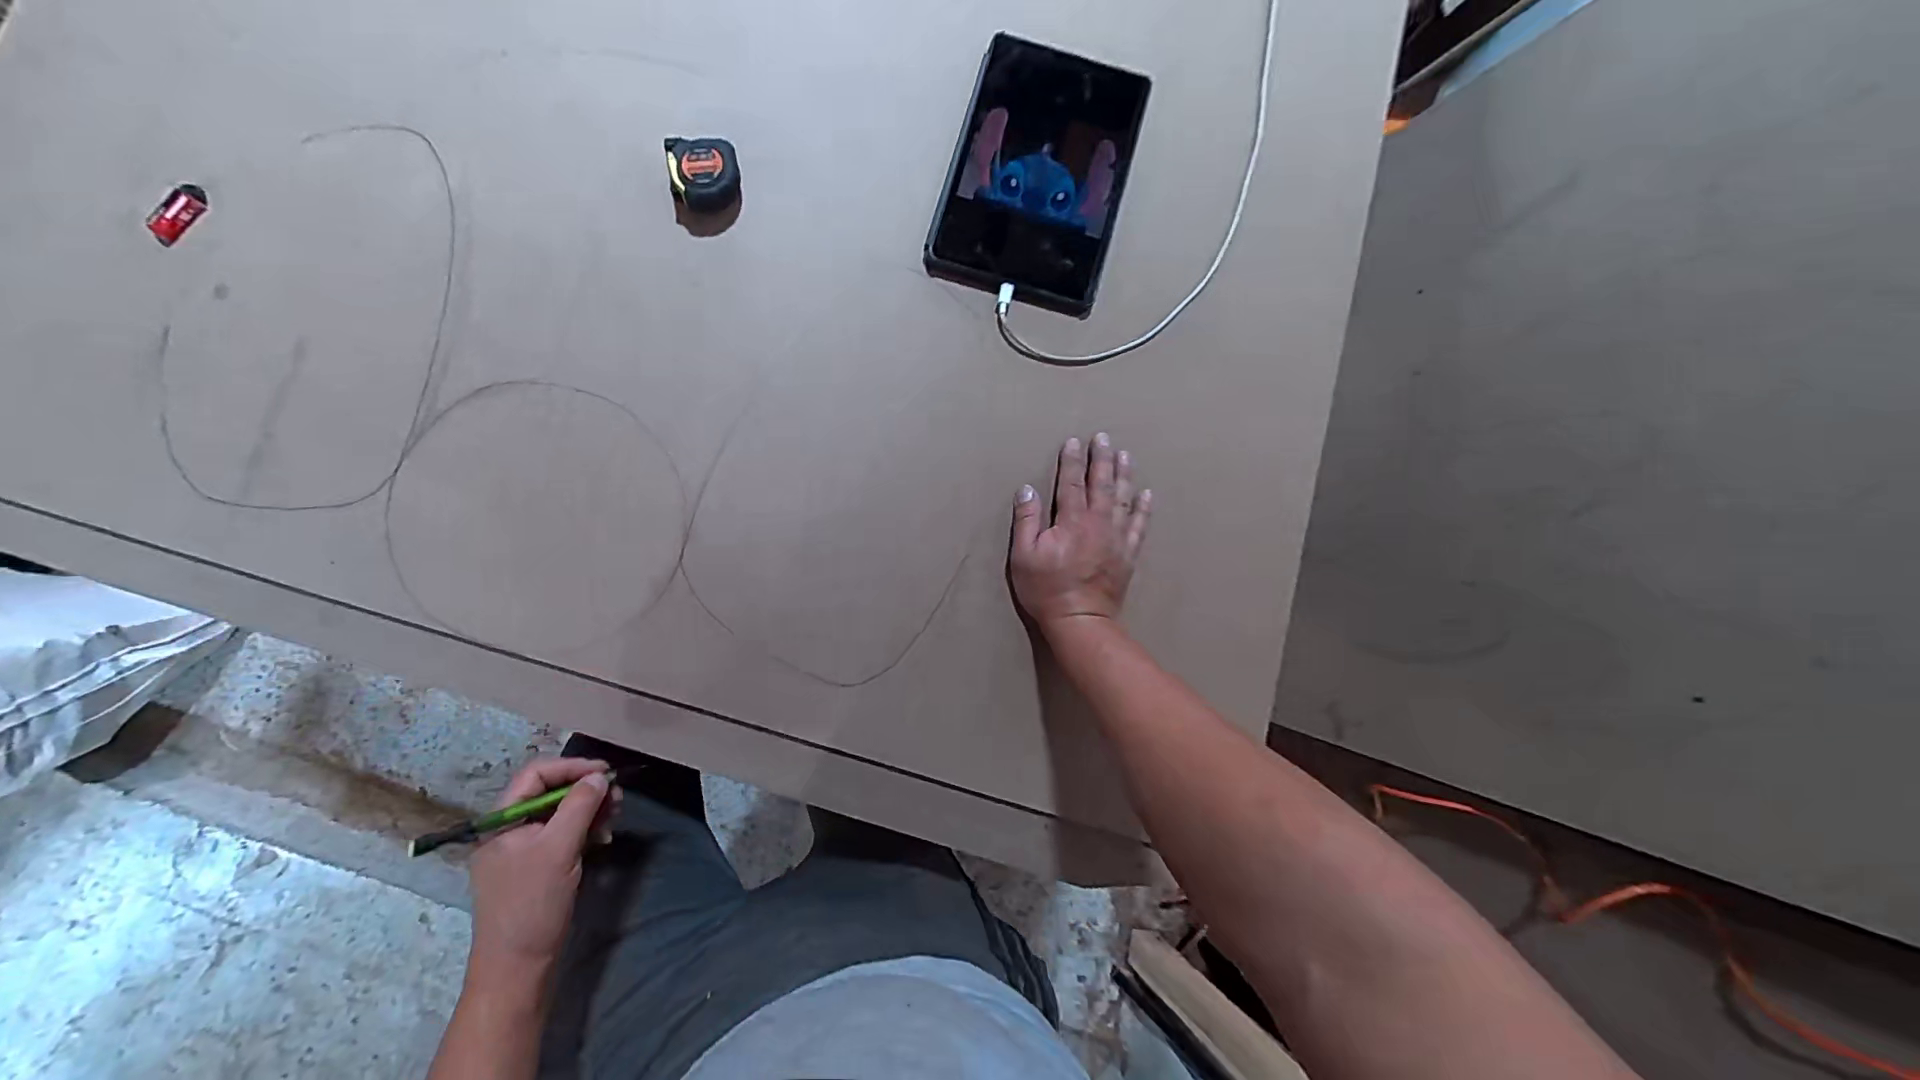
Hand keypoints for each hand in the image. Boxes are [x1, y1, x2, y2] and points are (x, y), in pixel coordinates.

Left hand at [467, 757, 618, 976]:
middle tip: (617, 796)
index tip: (606, 772)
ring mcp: (523, 850)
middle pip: (550, 792)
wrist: (518, 966)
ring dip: (590, 809)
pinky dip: (585, 829)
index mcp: (502, 822)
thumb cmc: (532, 903)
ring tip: (614, 815)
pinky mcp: (538, 867)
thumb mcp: (559, 848)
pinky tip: (603, 837)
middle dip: (585, 789)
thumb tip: (598, 776)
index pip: (536, 775)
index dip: (571, 768)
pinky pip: (563, 835)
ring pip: (560, 813)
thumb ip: (579, 806)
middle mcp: (510, 830)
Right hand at [1010, 432, 1151, 631]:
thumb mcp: (1024, 556)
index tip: (1073, 442)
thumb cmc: (1046, 590)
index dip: (1071, 461)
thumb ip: (1026, 521)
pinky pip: (1139, 525)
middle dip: (1101, 459)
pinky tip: (1147, 494)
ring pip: (1123, 498)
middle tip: (1103, 438)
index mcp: (1071, 521)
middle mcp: (1097, 523)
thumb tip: (1027, 490)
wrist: (1081, 621)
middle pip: (1101, 483)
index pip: (1071, 483)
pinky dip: (1144, 508)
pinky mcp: (1128, 554)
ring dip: (1124, 475)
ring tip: (1125, 455)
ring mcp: (1116, 538)